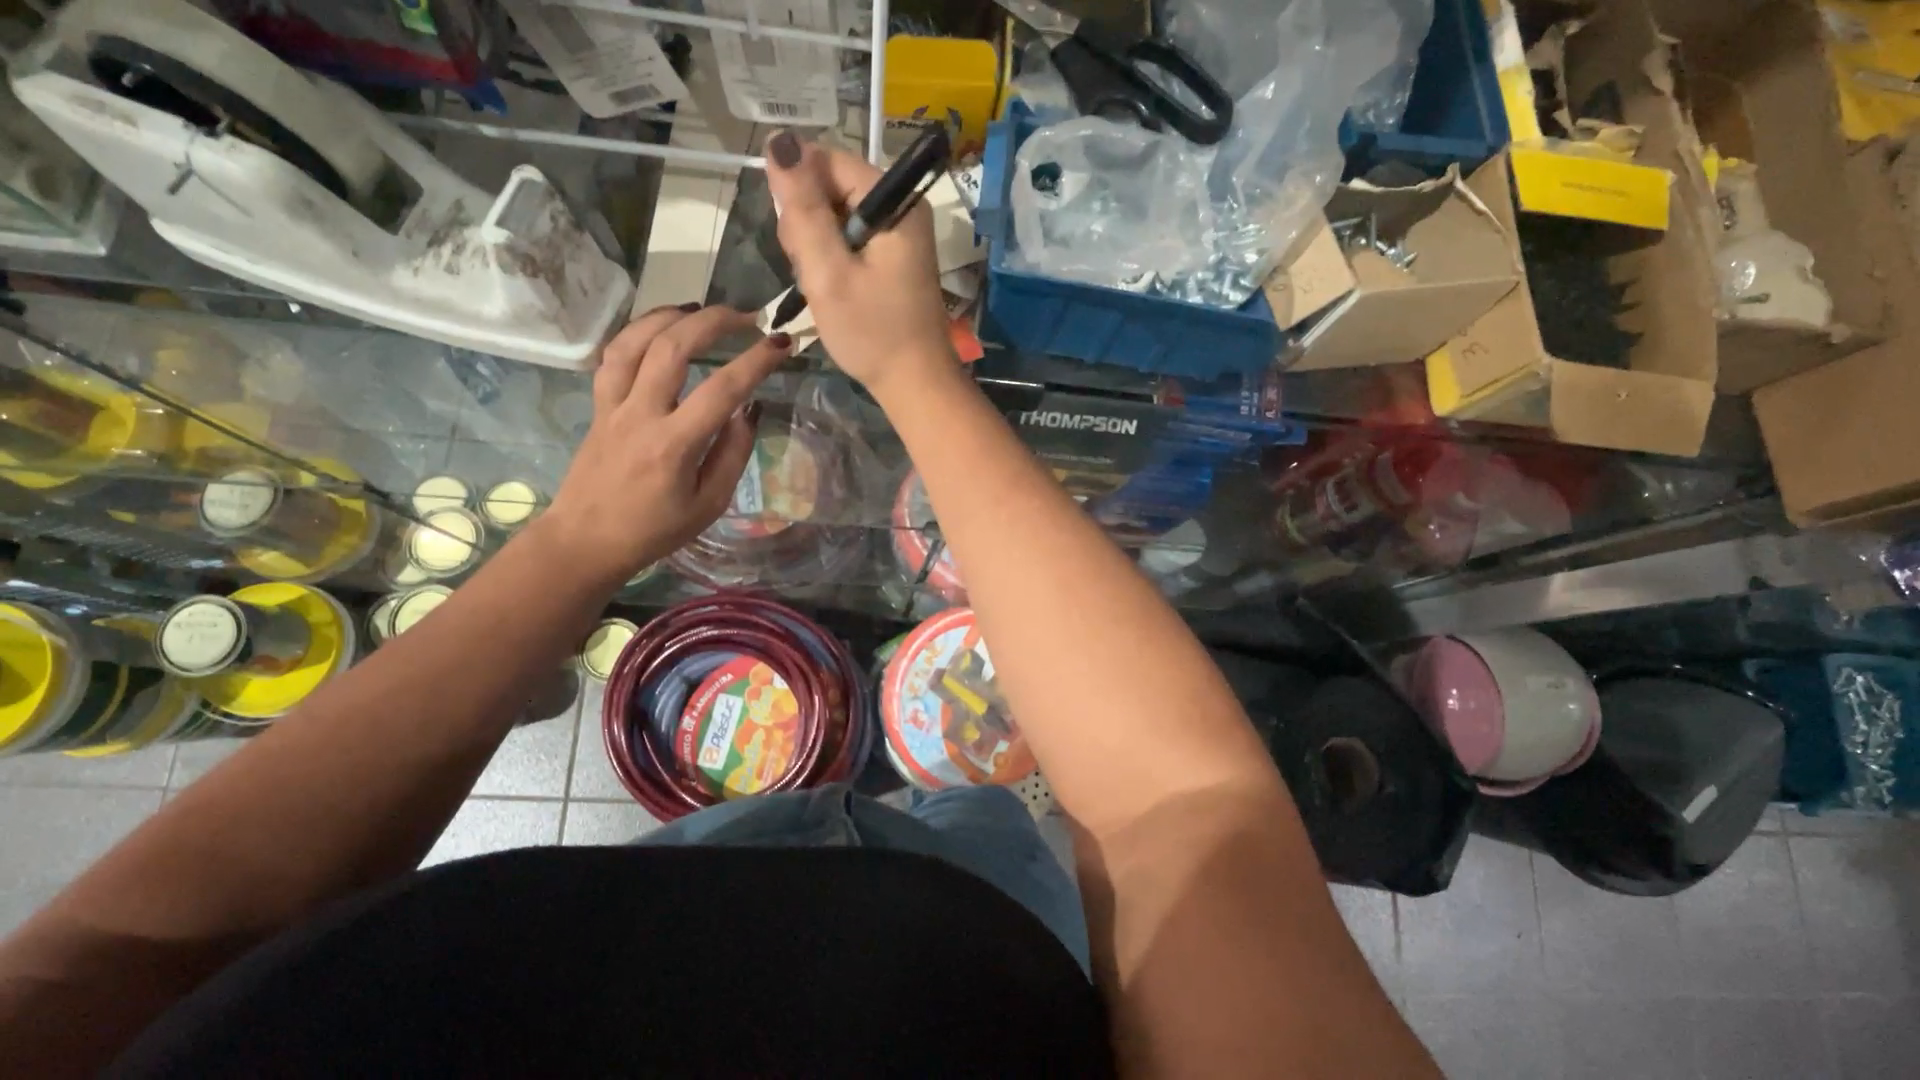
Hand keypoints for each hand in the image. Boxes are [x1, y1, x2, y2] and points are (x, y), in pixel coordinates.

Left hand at [538, 305, 790, 586]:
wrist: (586, 540)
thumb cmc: (655, 531)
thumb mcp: (709, 504)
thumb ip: (732, 454)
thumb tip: (749, 410)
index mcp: (674, 446)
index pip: (722, 390)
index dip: (756, 362)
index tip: (782, 344)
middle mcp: (641, 415)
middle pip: (673, 347)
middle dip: (714, 322)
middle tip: (746, 317)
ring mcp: (614, 406)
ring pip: (636, 342)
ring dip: (671, 316)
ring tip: (700, 308)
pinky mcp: (599, 405)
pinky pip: (614, 356)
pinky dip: (637, 332)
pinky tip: (659, 326)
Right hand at [763, 132, 955, 396]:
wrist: (913, 383)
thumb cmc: (872, 332)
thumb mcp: (828, 271)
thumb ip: (802, 206)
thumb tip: (779, 140)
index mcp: (894, 200)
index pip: (826, 161)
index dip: (798, 194)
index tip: (798, 240)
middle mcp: (900, 206)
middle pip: (828, 186)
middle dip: (808, 227)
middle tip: (816, 273)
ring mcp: (896, 232)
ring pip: (831, 216)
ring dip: (816, 249)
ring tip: (825, 288)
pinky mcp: (890, 256)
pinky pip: (846, 240)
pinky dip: (830, 262)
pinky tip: (834, 291)